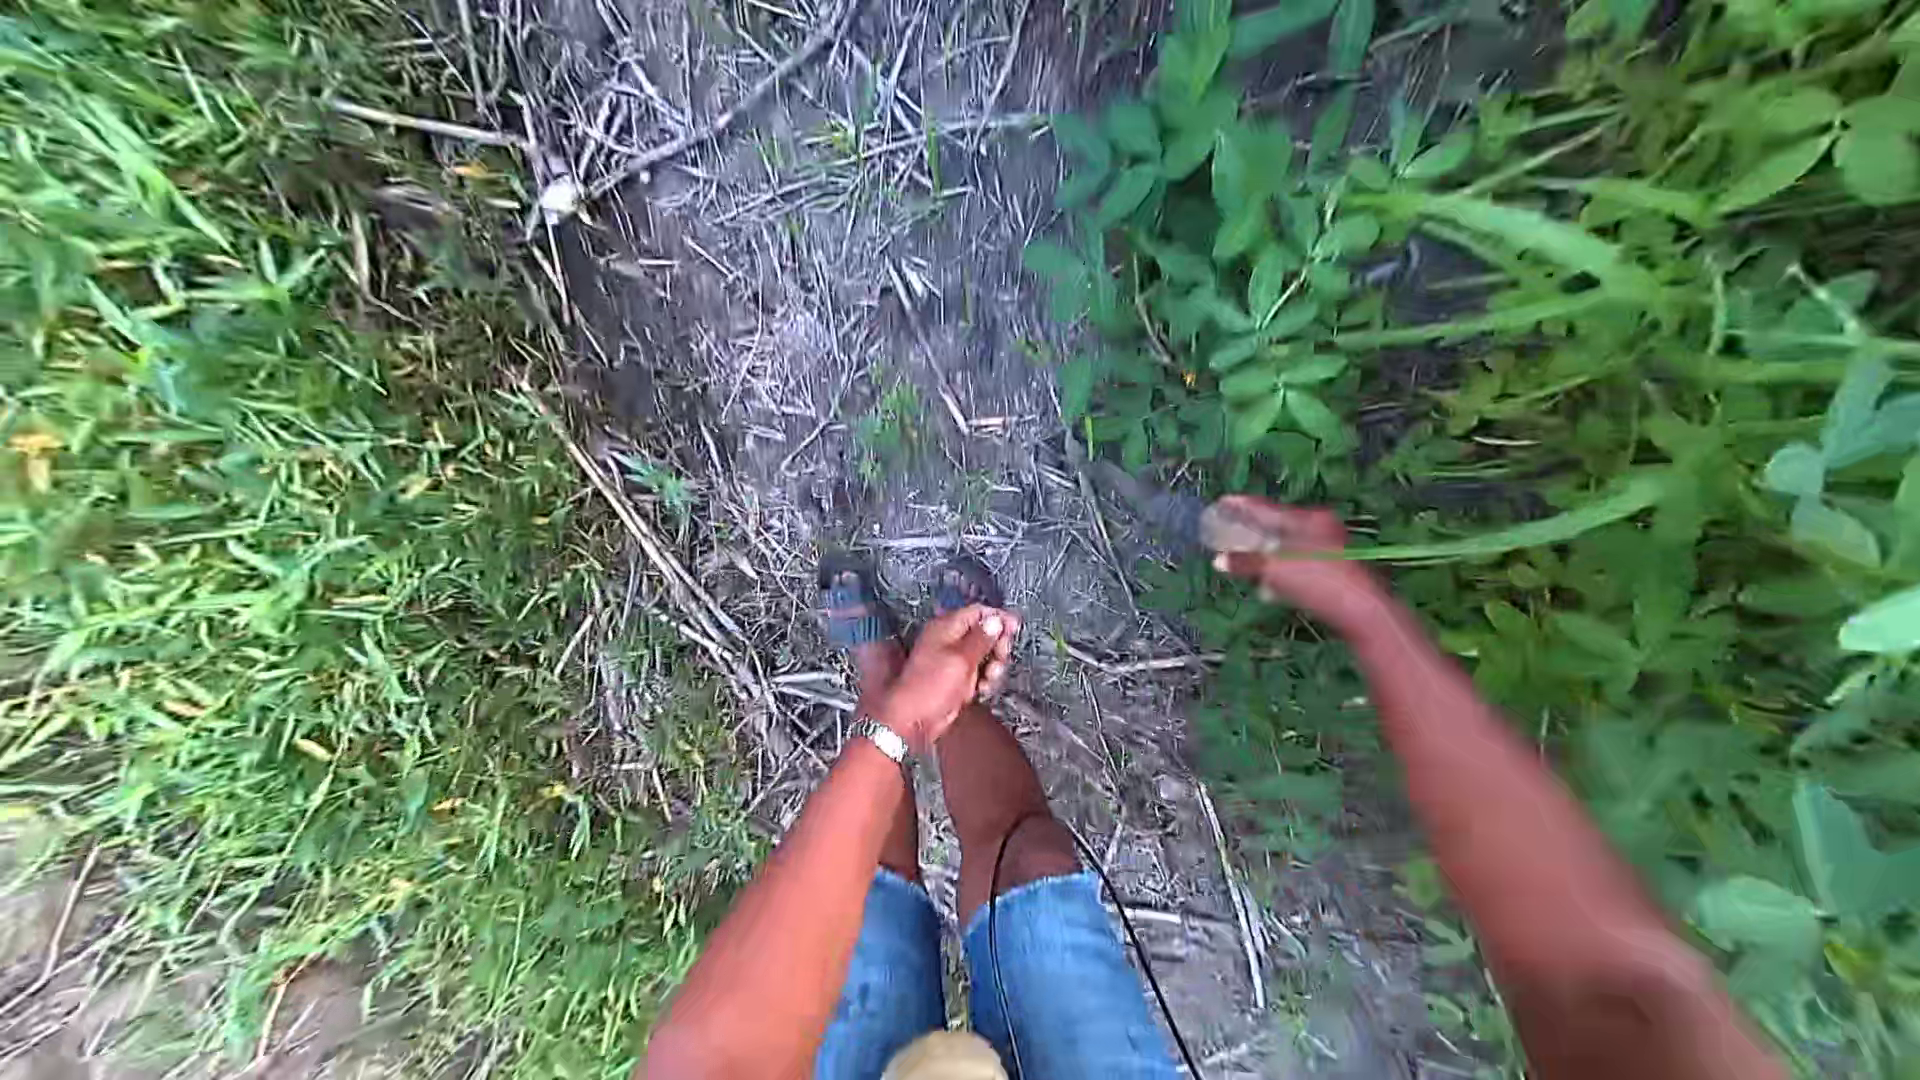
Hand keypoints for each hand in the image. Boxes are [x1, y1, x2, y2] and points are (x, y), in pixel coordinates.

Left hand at [874, 604, 1019, 753]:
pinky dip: (984, 679)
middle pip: (984, 633)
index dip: (998, 619)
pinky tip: (982, 688)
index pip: (978, 612)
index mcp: (946, 627)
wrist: (915, 720)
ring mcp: (952, 659)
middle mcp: (949, 640)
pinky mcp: (956, 678)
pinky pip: (978, 672)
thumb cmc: (929, 688)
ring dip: (992, 666)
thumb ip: (982, 638)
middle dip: (997, 646)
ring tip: (988, 678)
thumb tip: (995, 621)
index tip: (1013, 628)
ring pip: (984, 655)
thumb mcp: (962, 659)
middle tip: (1000, 658)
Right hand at [1209, 497, 1388, 631]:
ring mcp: (1330, 548)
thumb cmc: (1316, 581)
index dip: (1242, 506)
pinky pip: (1297, 560)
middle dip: (1253, 529)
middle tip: (1230, 529)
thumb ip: (1244, 562)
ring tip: (1243, 555)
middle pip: (1278, 525)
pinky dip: (1279, 566)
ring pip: (1287, 544)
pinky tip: (1267, 581)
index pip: (1266, 508)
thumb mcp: (1274, 570)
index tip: (1222, 502)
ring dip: (1265, 551)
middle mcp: (1321, 528)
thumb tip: (1219, 560)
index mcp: (1308, 519)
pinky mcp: (1333, 570)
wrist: (1360, 612)